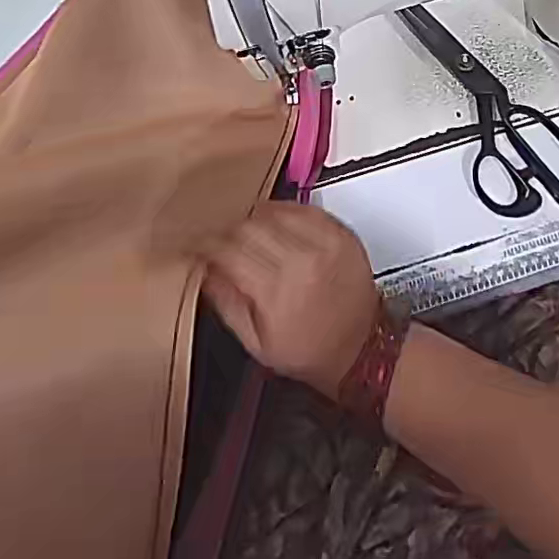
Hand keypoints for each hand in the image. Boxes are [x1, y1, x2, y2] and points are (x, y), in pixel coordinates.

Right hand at [203, 202, 378, 398]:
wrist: (361, 348)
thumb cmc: (310, 351)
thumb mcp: (257, 342)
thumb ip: (226, 302)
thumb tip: (204, 270)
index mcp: (276, 291)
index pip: (228, 251)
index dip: (206, 245)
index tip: (197, 245)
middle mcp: (301, 261)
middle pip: (247, 226)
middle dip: (227, 232)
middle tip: (220, 240)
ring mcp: (324, 243)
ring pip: (273, 211)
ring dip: (253, 218)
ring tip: (247, 232)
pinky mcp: (340, 233)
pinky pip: (303, 208)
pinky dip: (284, 211)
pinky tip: (276, 223)